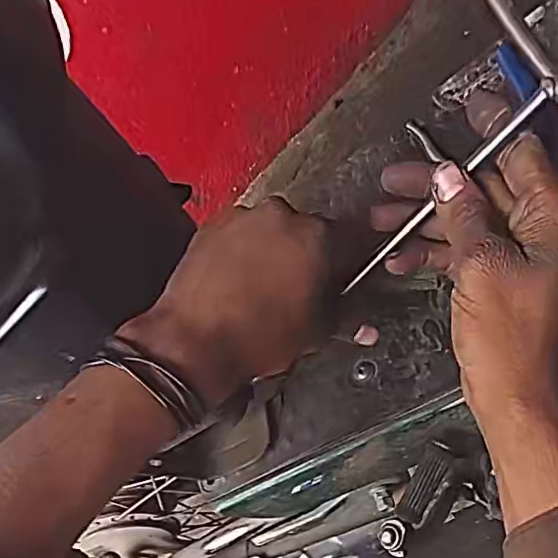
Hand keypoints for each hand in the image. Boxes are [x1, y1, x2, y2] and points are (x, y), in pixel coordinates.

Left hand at [118, 197, 334, 408]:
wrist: (196, 340)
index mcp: (316, 236)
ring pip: (270, 233)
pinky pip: (238, 237)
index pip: (347, 242)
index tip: (340, 279)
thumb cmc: (254, 336)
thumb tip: (361, 324)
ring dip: (272, 254)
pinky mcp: (212, 226)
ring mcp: (243, 218)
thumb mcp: (314, 333)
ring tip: (264, 292)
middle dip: (305, 259)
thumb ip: (344, 319)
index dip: (345, 266)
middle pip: (305, 233)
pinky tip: (239, 285)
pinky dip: (242, 255)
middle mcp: (280, 217)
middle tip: (299, 292)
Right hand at [371, 91, 557, 428]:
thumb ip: (464, 216)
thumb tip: (448, 179)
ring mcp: (518, 260)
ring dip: (428, 220)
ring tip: (386, 216)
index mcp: (552, 221)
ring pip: (469, 223)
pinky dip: (435, 251)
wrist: (508, 393)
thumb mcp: (480, 267)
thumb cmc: (510, 342)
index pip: (524, 154)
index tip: (471, 106)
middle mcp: (540, 235)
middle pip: (487, 190)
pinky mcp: (497, 283)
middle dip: (439, 184)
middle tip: (399, 178)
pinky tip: (404, 253)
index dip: (494, 127)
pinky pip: (464, 254)